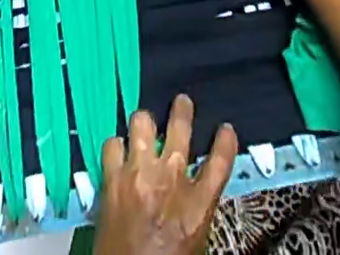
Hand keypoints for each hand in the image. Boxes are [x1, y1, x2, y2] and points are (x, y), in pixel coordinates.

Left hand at [94, 94, 237, 254]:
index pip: (220, 161)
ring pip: (142, 122)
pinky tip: (118, 153)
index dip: (225, 141)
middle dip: (182, 110)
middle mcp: (171, 180)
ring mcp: (140, 174)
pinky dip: (116, 146)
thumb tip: (193, 183)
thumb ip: (195, 204)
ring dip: (144, 125)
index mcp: (198, 204)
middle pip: (181, 127)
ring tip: (144, 127)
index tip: (226, 129)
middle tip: (181, 103)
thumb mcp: (193, 237)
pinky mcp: (113, 177)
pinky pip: (112, 143)